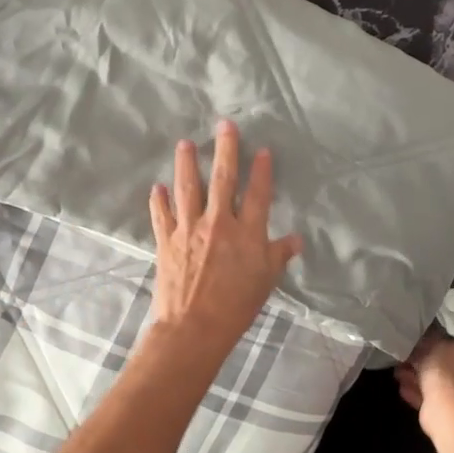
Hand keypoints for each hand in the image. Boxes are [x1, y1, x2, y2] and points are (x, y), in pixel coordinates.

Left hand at [147, 119, 302, 355]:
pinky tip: (158, 188)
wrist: (194, 326)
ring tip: (185, 144)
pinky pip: (162, 215)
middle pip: (223, 180)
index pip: (258, 194)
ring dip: (186, 164)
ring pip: (187, 188)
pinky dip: (159, 200)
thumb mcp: (266, 281)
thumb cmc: (237, 306)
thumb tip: (295, 240)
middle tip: (224, 125)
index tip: (262, 150)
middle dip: (225, 150)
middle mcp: (218, 223)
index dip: (261, 171)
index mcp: (248, 233)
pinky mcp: (167, 242)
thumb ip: (278, 255)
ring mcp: (189, 230)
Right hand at [395, 331, 453, 426]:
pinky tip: (403, 388)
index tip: (414, 341)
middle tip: (401, 359)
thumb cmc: (439, 369)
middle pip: (436, 362)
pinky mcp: (442, 405)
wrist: (443, 405)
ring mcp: (453, 389)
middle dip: (417, 361)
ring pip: (429, 380)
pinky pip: (425, 395)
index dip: (429, 340)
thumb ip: (424, 340)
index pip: (446, 341)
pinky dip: (414, 391)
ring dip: (413, 377)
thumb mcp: (429, 345)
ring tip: (397, 374)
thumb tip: (421, 340)